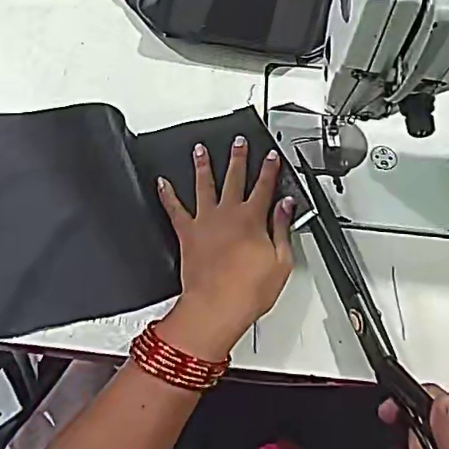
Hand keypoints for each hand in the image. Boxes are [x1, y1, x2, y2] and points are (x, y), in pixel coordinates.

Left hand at [154, 138, 295, 360]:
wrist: (216, 306)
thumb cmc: (248, 289)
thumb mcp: (281, 261)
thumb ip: (282, 229)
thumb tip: (286, 207)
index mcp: (252, 219)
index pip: (264, 186)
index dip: (269, 169)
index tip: (271, 155)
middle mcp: (228, 214)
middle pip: (234, 178)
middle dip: (238, 158)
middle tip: (238, 142)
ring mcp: (205, 221)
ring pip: (204, 185)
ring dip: (203, 165)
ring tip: (200, 150)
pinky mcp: (187, 233)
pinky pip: (174, 209)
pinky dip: (167, 195)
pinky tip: (162, 182)